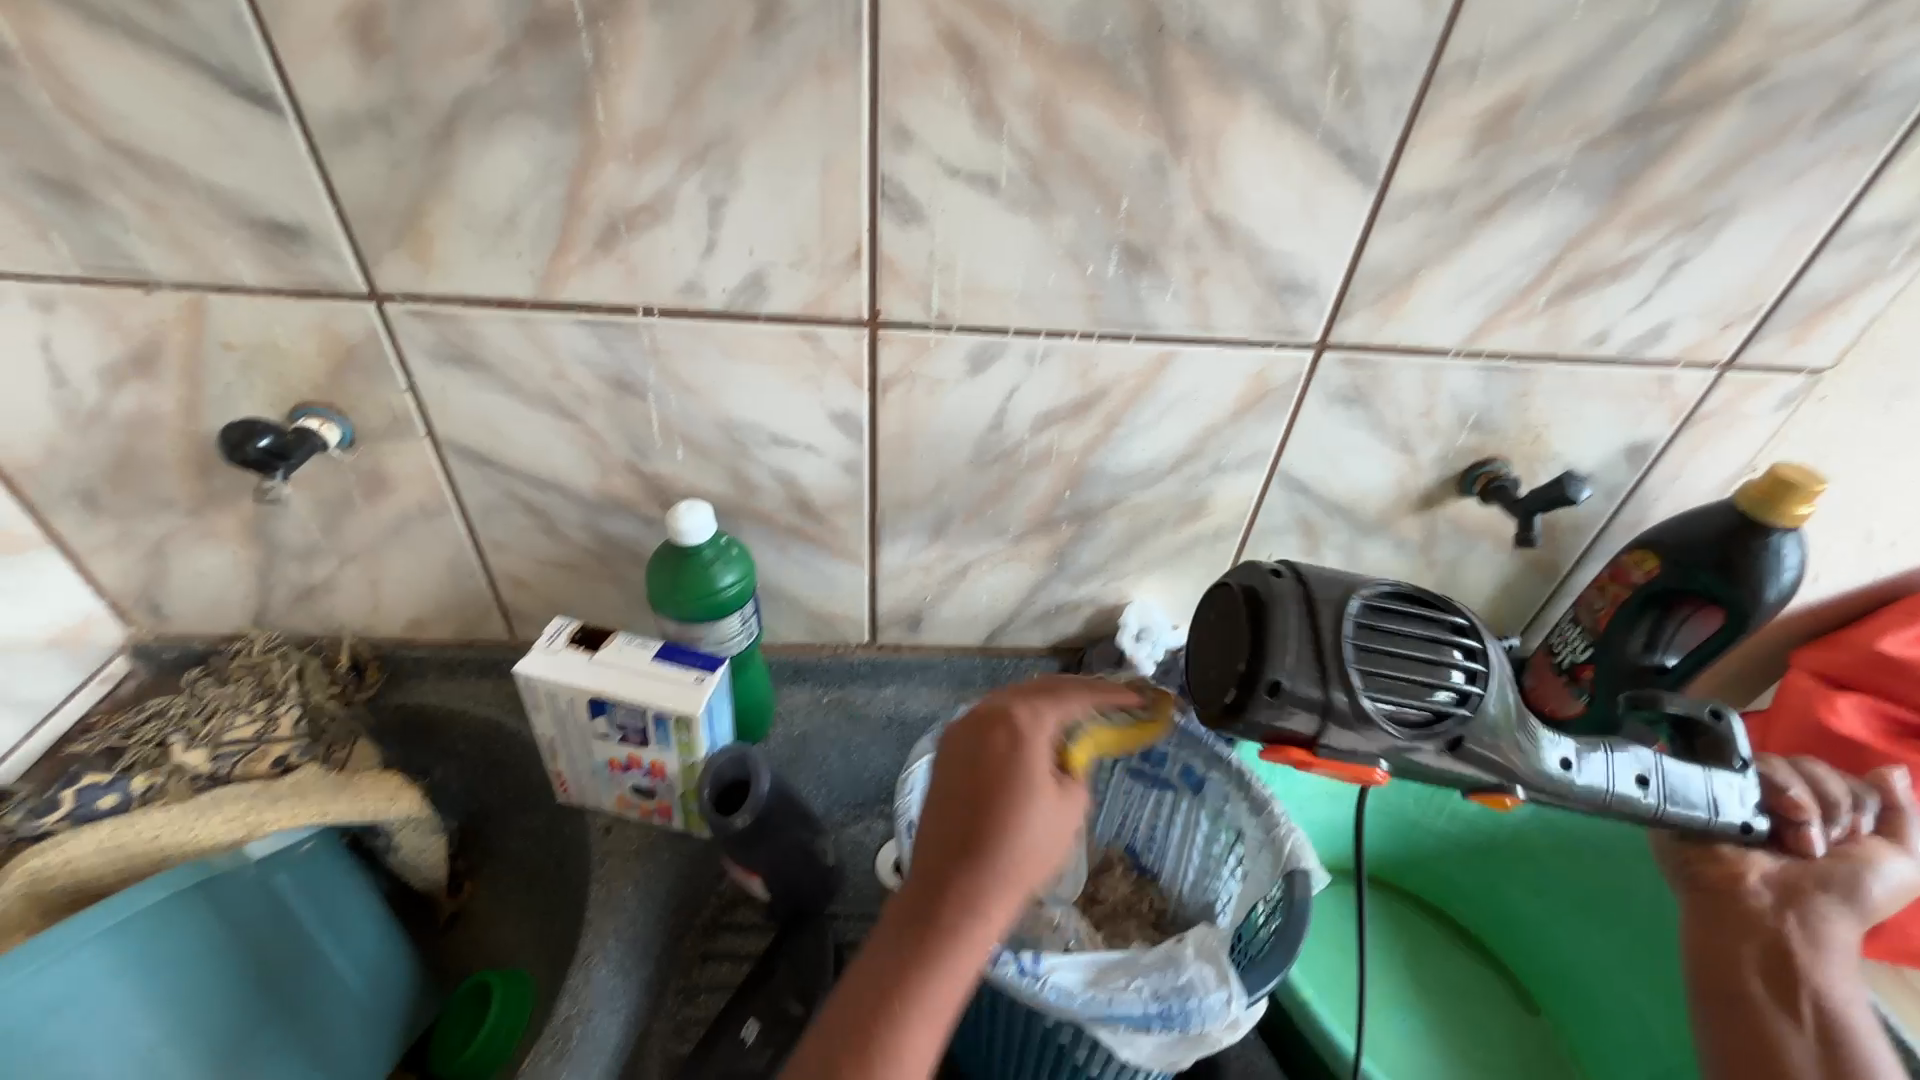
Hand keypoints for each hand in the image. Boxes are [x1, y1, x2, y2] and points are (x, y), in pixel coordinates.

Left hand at [904, 675, 1141, 925]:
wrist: (953, 889)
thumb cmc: (1020, 850)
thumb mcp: (1070, 806)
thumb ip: (1076, 765)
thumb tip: (1066, 755)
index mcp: (1020, 720)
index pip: (1073, 695)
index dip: (1108, 695)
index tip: (1135, 698)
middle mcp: (986, 711)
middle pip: (1038, 689)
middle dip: (1075, 693)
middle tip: (1107, 701)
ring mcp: (960, 727)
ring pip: (1010, 701)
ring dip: (1043, 704)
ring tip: (1073, 717)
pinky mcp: (946, 748)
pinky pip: (989, 720)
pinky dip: (1016, 721)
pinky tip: (1032, 736)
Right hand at [1654, 754, 1919, 946]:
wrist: (1780, 913)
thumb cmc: (1842, 896)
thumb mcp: (1900, 862)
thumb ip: (1901, 814)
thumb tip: (1890, 767)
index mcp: (1816, 813)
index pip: (1840, 777)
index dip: (1856, 801)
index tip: (1854, 840)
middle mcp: (1773, 798)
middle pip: (1807, 765)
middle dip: (1829, 802)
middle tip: (1822, 844)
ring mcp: (1735, 792)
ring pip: (1774, 763)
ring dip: (1799, 802)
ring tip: (1791, 840)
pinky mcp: (1704, 789)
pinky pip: (1738, 767)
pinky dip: (1766, 791)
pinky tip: (1766, 823)